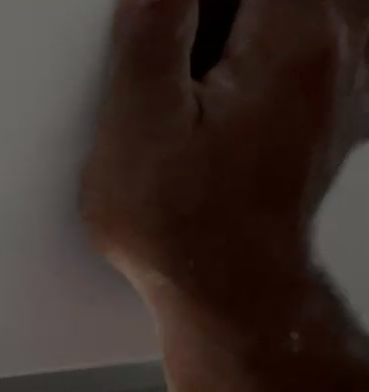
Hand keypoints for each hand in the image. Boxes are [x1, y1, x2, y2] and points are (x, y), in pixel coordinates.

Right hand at [82, 0, 367, 315]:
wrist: (224, 279)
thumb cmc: (179, 220)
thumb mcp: (135, 130)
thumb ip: (148, 44)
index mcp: (290, 40)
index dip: (184, 0)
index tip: (155, 14)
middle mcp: (335, 47)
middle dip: (210, 16)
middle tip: (167, 31)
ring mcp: (340, 77)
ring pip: (298, 17)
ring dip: (239, 29)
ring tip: (192, 68)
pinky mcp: (325, 107)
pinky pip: (312, 45)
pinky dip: (265, 48)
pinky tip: (220, 79)